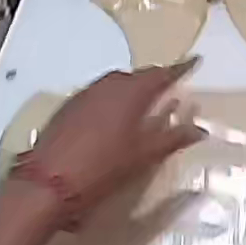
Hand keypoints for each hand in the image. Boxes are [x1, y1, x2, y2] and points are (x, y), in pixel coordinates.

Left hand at [17, 59, 204, 221]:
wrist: (45, 184)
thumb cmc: (102, 169)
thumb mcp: (143, 156)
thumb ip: (173, 138)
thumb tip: (200, 129)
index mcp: (133, 91)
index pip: (163, 73)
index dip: (181, 67)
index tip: (195, 60)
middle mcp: (111, 83)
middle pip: (139, 76)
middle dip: (155, 80)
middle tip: (169, 88)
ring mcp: (87, 92)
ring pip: (117, 83)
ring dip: (132, 89)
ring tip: (143, 103)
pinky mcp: (70, 105)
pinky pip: (100, 93)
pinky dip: (112, 99)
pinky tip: (112, 118)